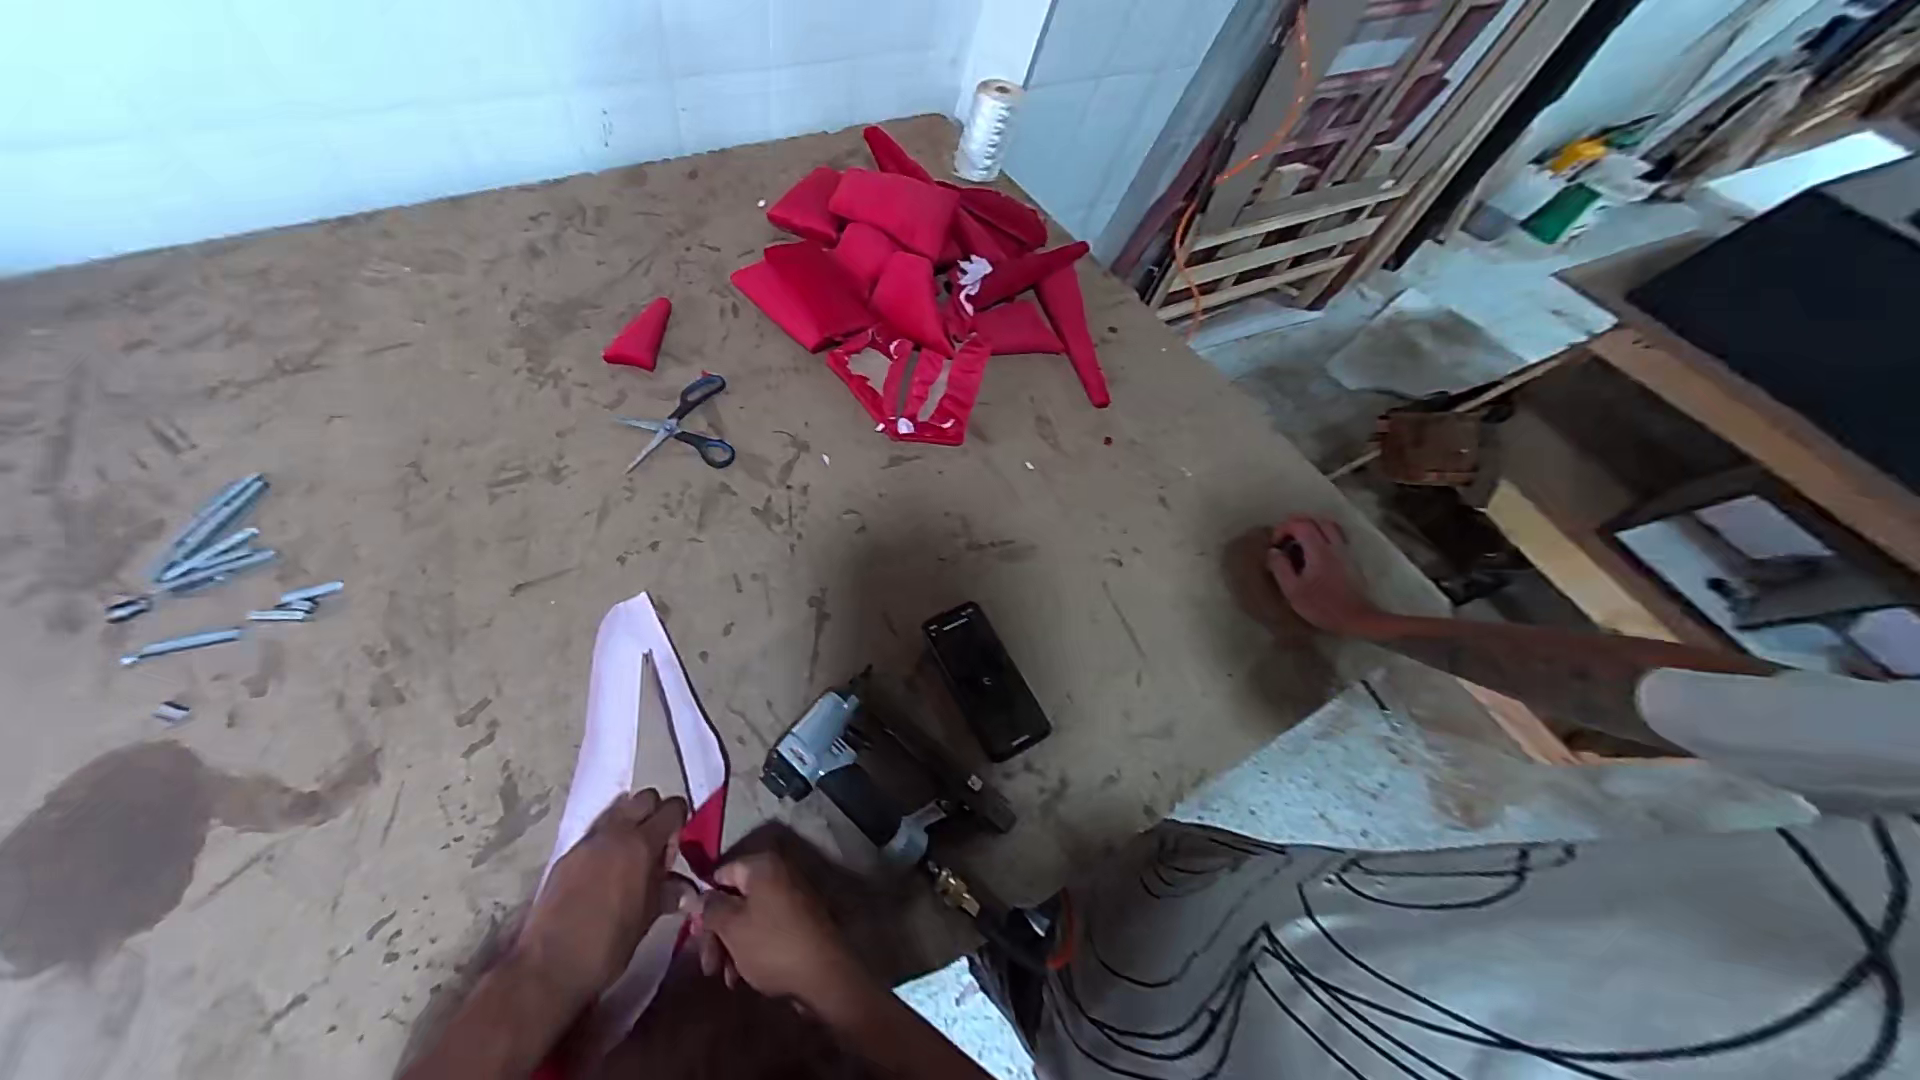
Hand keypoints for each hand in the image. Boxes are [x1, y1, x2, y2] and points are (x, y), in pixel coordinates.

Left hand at [510, 789, 688, 1009]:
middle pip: (645, 798)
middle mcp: (614, 833)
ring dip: (629, 824)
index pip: (673, 808)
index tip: (674, 850)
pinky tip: (604, 874)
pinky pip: (595, 834)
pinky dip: (606, 842)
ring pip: (617, 810)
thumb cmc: (607, 944)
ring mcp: (586, 843)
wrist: (546, 969)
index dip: (680, 823)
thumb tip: (686, 890)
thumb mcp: (647, 918)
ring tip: (629, 858)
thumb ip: (668, 892)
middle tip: (654, 847)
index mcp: (641, 844)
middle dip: (655, 814)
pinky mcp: (565, 857)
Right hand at [690, 851, 868, 1009]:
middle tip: (707, 965)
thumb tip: (697, 896)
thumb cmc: (772, 944)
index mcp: (763, 866)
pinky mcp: (797, 922)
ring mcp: (790, 898)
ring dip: (730, 947)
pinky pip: (764, 930)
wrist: (822, 973)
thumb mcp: (732, 926)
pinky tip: (740, 978)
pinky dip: (749, 950)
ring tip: (725, 978)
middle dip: (716, 933)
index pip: (722, 873)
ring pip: (747, 918)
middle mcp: (778, 875)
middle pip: (734, 899)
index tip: (692, 930)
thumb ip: (711, 908)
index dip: (704, 901)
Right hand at [1266, 516, 1391, 637]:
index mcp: (1319, 551)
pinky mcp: (1350, 558)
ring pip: (1328, 525)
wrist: (1356, 618)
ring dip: (1311, 527)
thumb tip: (1273, 551)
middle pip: (1316, 520)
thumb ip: (1281, 568)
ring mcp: (1344, 550)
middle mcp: (1334, 545)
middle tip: (1284, 537)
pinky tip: (1314, 549)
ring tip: (1298, 541)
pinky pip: (1335, 535)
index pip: (1301, 525)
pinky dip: (1321, 534)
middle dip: (1296, 523)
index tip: (1275, 543)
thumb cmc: (1322, 606)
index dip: (1284, 528)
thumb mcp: (1293, 591)